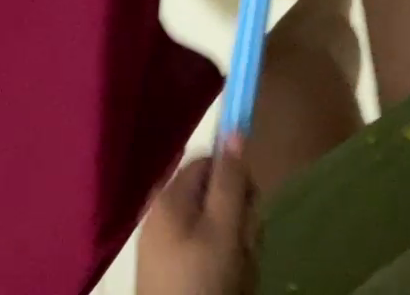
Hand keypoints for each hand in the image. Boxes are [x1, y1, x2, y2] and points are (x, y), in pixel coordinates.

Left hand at [136, 147, 253, 294]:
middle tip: (244, 245)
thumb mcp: (223, 229)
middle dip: (236, 219)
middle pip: (210, 197)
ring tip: (236, 271)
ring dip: (231, 246)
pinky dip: (217, 265)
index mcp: (168, 194)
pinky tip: (223, 284)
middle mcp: (159, 211)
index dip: (235, 177)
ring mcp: (158, 242)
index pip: (208, 161)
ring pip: (210, 228)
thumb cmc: (199, 280)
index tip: (252, 203)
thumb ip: (229, 181)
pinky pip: (198, 253)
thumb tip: (234, 130)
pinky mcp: (163, 269)